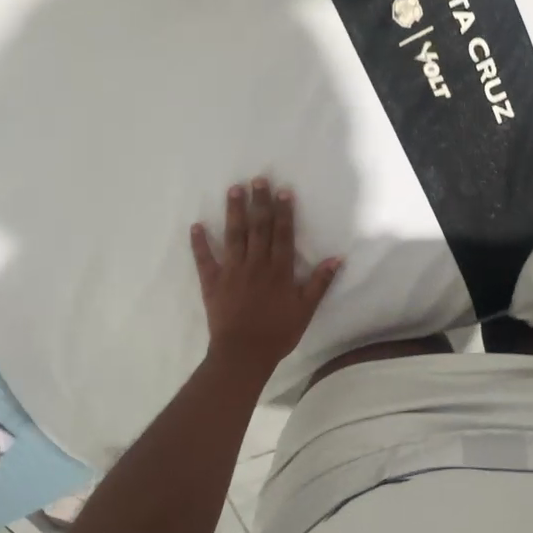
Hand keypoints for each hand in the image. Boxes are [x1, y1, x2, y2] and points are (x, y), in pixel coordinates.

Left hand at [190, 179, 341, 373]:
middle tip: (258, 179)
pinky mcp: (212, 282)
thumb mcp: (305, 309)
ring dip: (234, 211)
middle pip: (258, 227)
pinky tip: (195, 226)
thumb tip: (336, 258)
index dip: (283, 211)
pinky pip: (204, 259)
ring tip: (234, 189)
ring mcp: (232, 271)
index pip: (283, 234)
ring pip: (234, 235)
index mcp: (279, 270)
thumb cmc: (278, 333)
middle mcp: (256, 264)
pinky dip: (199, 243)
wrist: (244, 353)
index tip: (282, 190)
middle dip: (259, 202)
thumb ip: (319, 283)